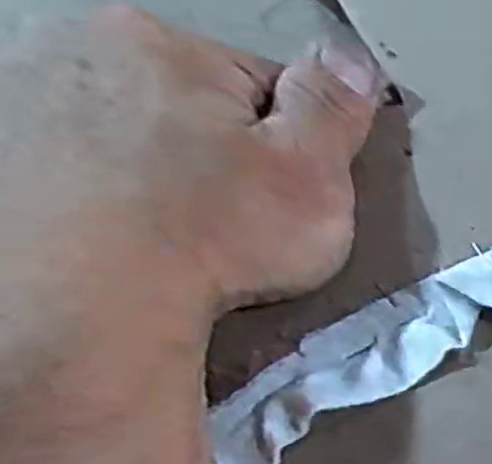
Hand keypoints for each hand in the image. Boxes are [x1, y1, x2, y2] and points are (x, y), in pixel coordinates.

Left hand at [0, 5, 381, 382]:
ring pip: (159, 132)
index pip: (274, 88)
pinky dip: (141, 189)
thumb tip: (353, 61)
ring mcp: (41, 93)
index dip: (308, 147)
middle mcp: (87, 48)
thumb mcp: (314, 172)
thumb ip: (333, 109)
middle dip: (245, 156)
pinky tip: (158, 225)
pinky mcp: (20, 144)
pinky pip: (110, 158)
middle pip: (211, 106)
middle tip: (264, 214)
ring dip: (191, 172)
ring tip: (210, 226)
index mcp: (166, 46)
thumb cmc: (216, 230)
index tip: (308, 190)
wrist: (99, 285)